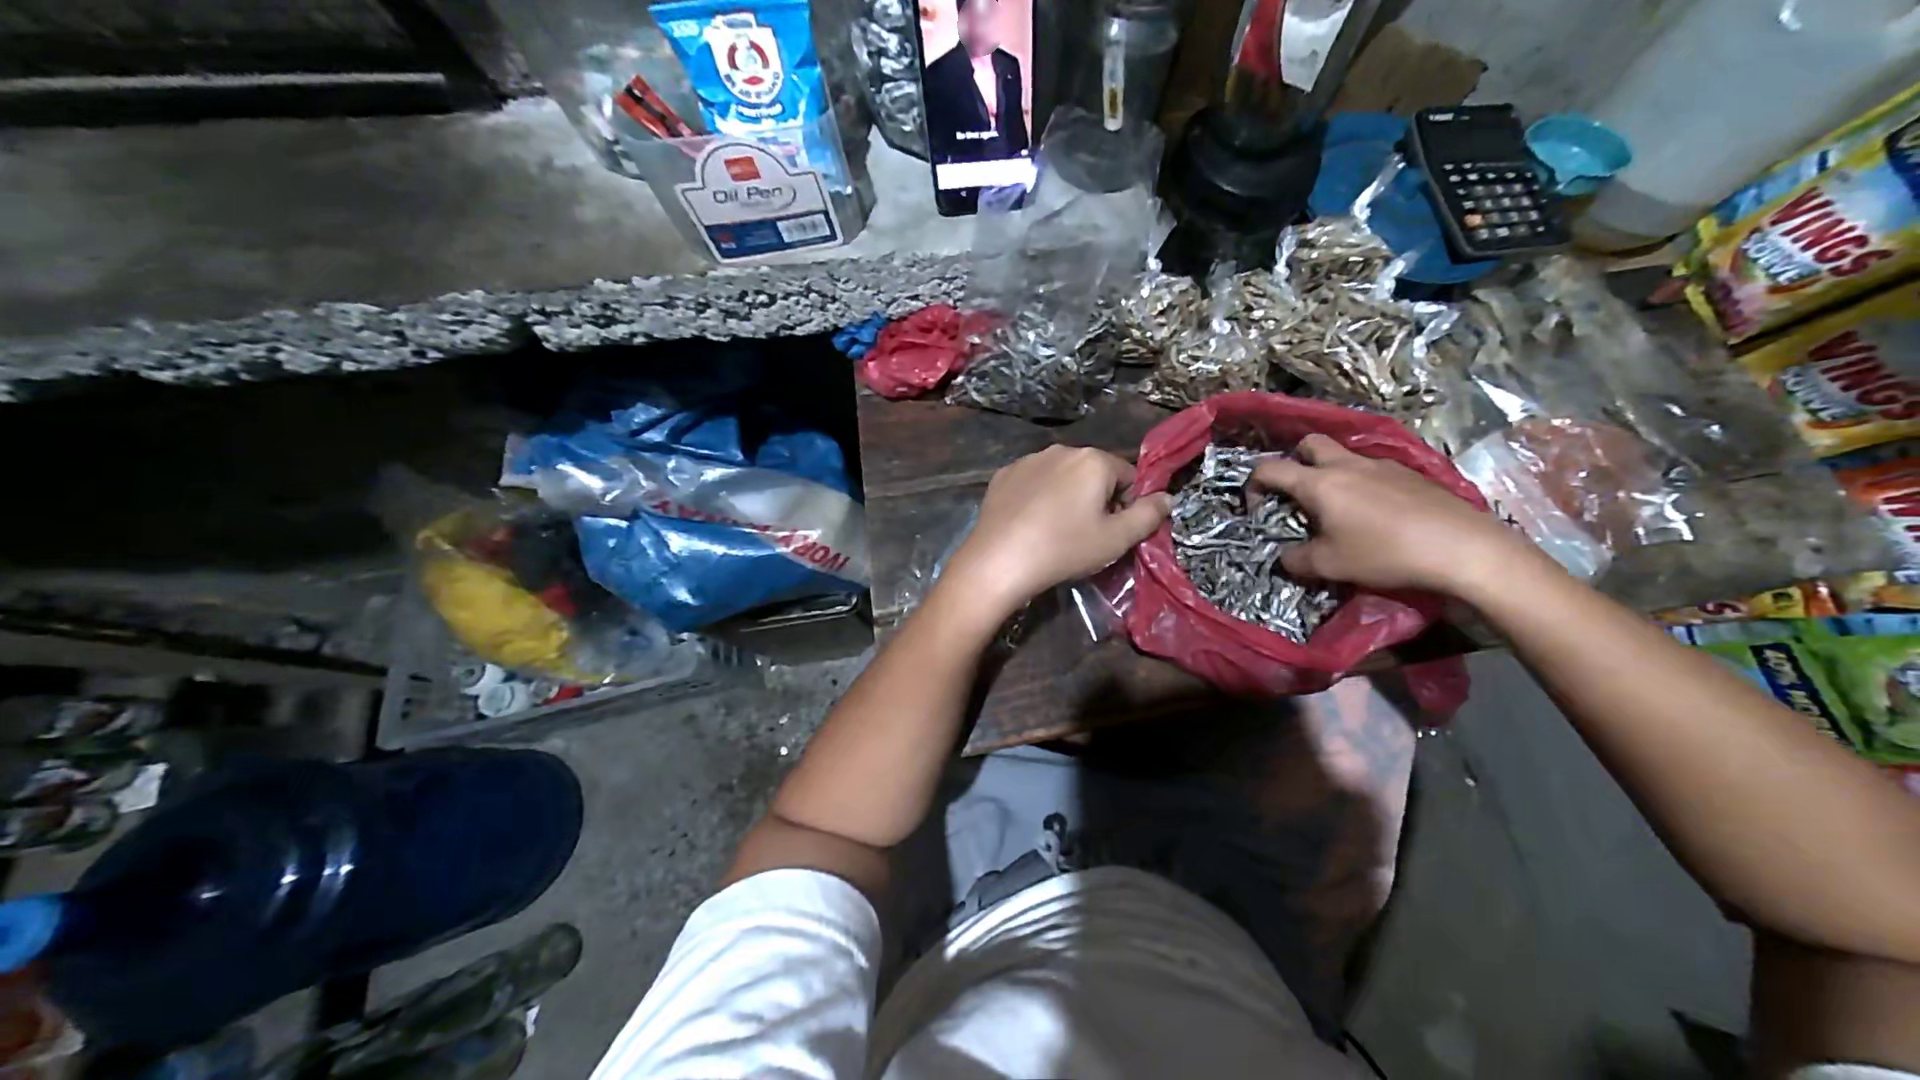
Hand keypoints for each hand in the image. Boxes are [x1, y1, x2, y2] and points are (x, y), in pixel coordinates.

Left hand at [941, 446, 1171, 618]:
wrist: (998, 561)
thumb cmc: (1064, 549)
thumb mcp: (1116, 539)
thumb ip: (1148, 516)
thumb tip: (1167, 498)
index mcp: (1094, 460)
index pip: (1128, 476)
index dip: (1127, 505)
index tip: (1114, 532)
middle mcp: (1061, 450)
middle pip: (1094, 474)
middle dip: (1097, 499)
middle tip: (1086, 535)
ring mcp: (1028, 460)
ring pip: (1061, 477)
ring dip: (1067, 497)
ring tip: (1056, 532)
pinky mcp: (1003, 475)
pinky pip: (1033, 483)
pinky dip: (1038, 499)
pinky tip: (1030, 525)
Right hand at [1252, 434, 1533, 596]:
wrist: (1462, 548)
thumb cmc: (1385, 554)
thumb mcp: (1329, 566)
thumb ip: (1296, 560)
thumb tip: (1286, 557)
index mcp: (1319, 483)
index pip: (1270, 469)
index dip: (1253, 484)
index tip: (1256, 508)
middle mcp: (1347, 465)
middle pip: (1309, 443)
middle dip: (1294, 461)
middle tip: (1297, 492)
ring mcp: (1382, 466)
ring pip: (1344, 455)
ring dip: (1331, 471)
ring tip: (1337, 506)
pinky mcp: (1411, 475)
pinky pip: (1373, 469)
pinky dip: (1362, 482)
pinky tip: (1375, 513)